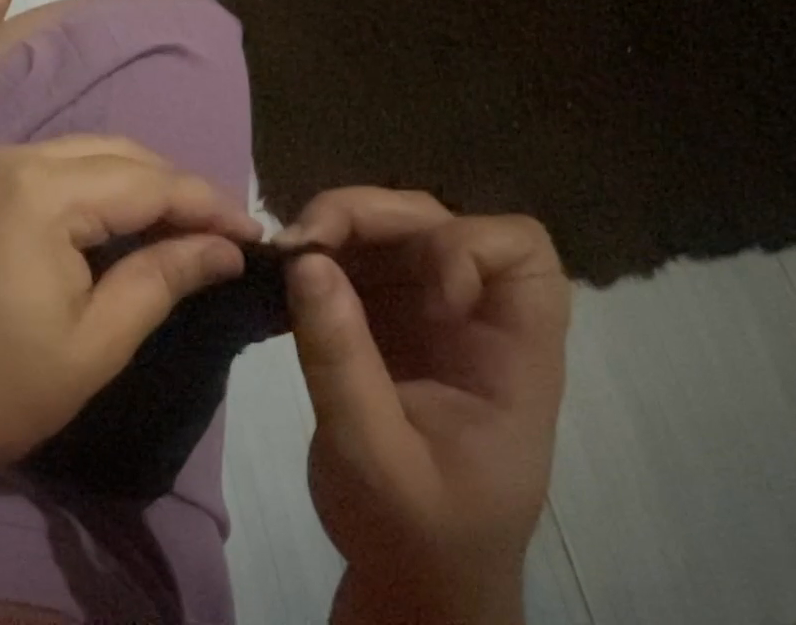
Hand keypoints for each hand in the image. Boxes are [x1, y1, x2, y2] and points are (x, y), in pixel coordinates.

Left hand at [0, 135, 261, 474]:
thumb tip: (224, 248)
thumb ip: (161, 279)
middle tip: (222, 239)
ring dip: (136, 188)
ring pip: (84, 158)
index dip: (210, 206)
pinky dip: (94, 194)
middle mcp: (10, 158)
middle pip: (118, 154)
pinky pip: (49, 174)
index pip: (150, 180)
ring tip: (182, 235)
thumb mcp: (92, 344)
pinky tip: (118, 229)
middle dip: (176, 191)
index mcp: (41, 189)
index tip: (258, 238)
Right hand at [280, 189, 570, 624]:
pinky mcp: (378, 325)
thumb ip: (340, 358)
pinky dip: (313, 258)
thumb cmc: (417, 531)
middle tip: (299, 240)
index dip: (464, 248)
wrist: (413, 580)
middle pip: (435, 223)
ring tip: (280, 255)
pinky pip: (348, 265)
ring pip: (385, 234)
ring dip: (332, 229)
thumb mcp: (374, 454)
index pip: (518, 252)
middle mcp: (469, 317)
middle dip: (367, 215)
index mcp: (510, 353)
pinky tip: (278, 277)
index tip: (414, 294)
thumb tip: (302, 259)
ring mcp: (420, 316)